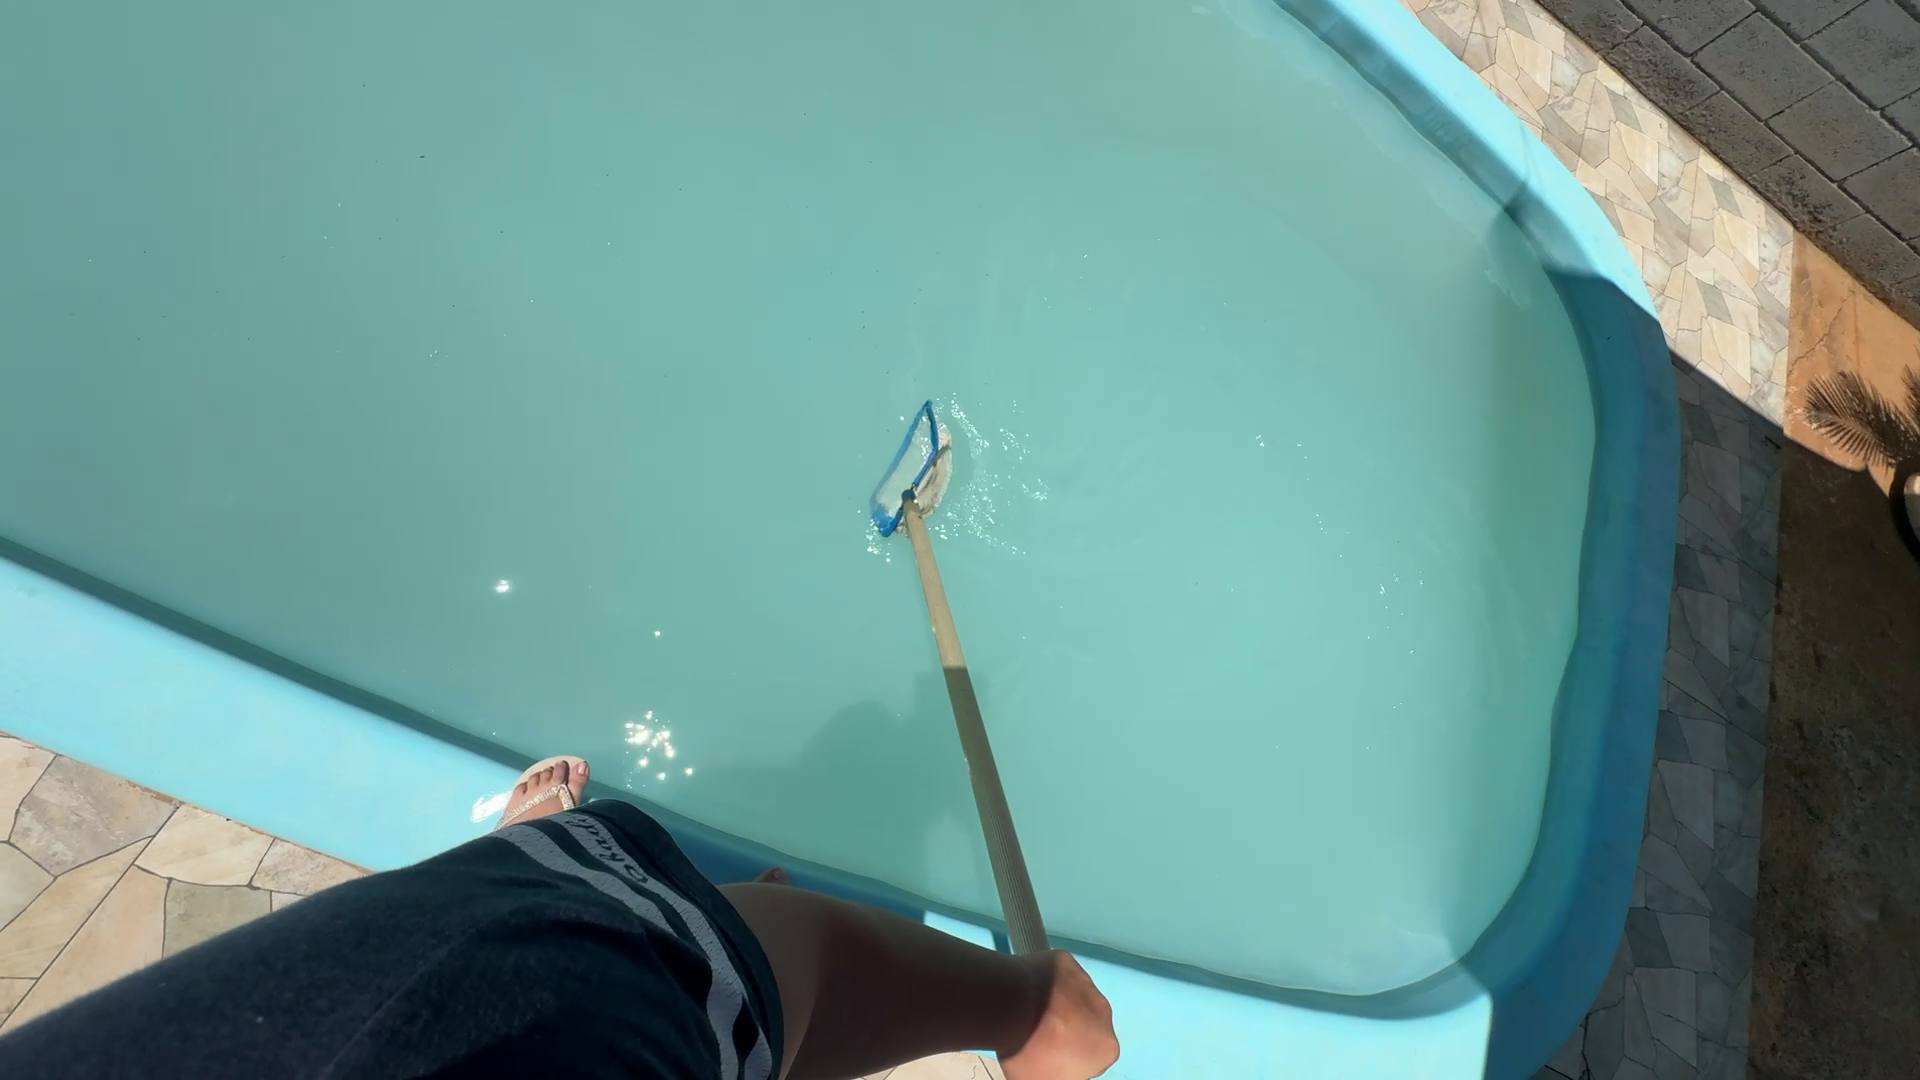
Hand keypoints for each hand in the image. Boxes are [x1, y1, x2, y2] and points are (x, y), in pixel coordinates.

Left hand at [999, 952, 1118, 1079]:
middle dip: (1071, 1028)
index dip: (1072, 1059)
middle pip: (1087, 1024)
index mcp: (1107, 1047)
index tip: (1052, 1057)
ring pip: (1074, 997)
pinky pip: (1059, 973)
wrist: (1011, 1007)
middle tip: (1043, 1033)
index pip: (1092, 1057)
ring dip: (1060, 1003)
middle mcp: (1104, 1011)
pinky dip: (1049, 980)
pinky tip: (1031, 988)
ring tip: (1033, 1010)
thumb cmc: (1030, 1054)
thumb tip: (1058, 1066)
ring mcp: (1085, 980)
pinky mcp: (1066, 960)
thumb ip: (1063, 1074)